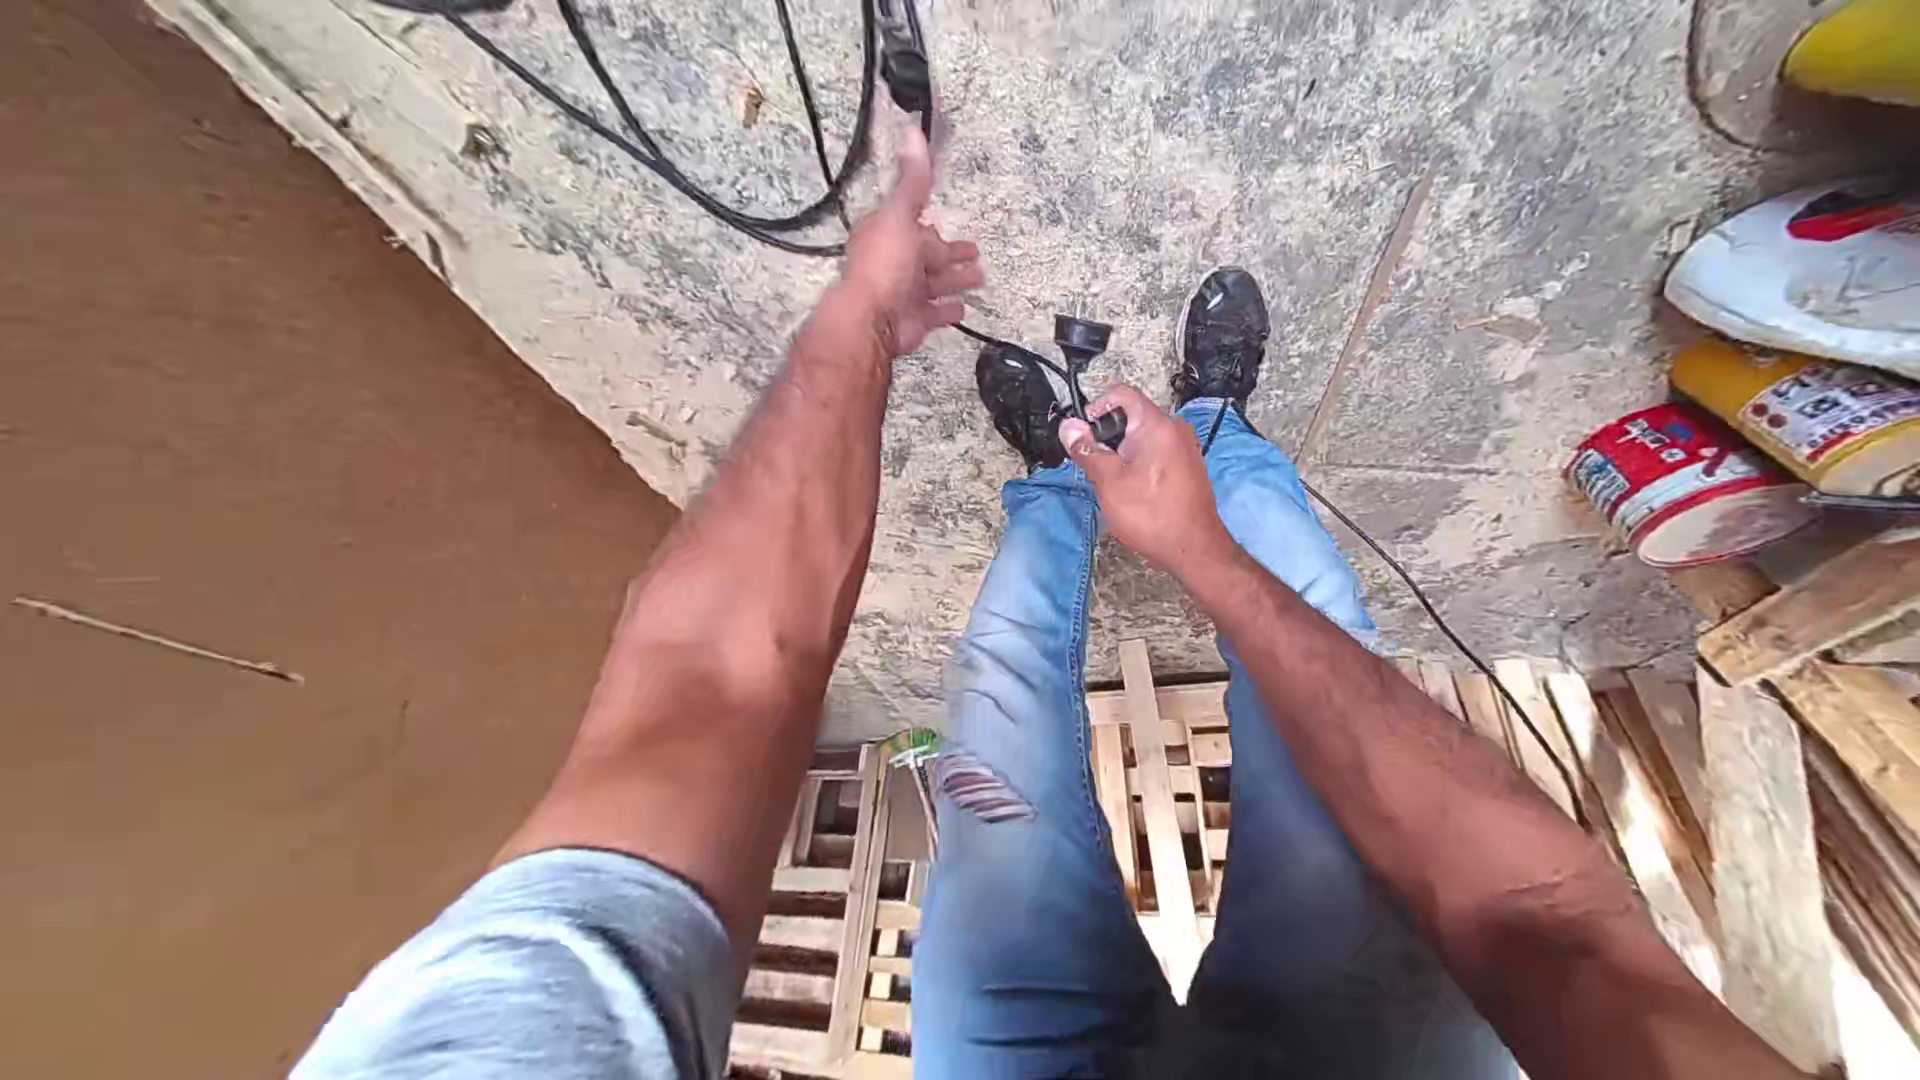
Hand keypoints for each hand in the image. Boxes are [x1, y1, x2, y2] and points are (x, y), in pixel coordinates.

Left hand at [833, 122, 983, 357]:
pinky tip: (962, 306)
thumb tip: (913, 130)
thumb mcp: (899, 216)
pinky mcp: (916, 321)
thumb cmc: (884, 265)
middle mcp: (895, 265)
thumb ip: (912, 182)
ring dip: (956, 279)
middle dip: (951, 254)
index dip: (931, 226)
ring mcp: (906, 295)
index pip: (913, 228)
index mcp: (887, 236)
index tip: (948, 224)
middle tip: (976, 253)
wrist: (873, 319)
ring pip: (936, 284)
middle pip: (928, 256)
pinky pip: (936, 313)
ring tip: (979, 277)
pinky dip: (949, 309)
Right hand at [1059, 385, 1239, 576]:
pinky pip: (1156, 454)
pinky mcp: (1187, 467)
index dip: (1096, 407)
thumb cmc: (1152, 515)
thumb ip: (1087, 450)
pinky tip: (1133, 492)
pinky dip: (1138, 465)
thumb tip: (1069, 428)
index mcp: (1156, 425)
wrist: (1193, 548)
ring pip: (1142, 438)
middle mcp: (1174, 430)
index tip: (1084, 432)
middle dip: (1107, 438)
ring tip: (1114, 483)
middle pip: (1130, 418)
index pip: (1121, 394)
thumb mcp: (1108, 480)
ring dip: (1122, 455)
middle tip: (1096, 466)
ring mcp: (1184, 448)